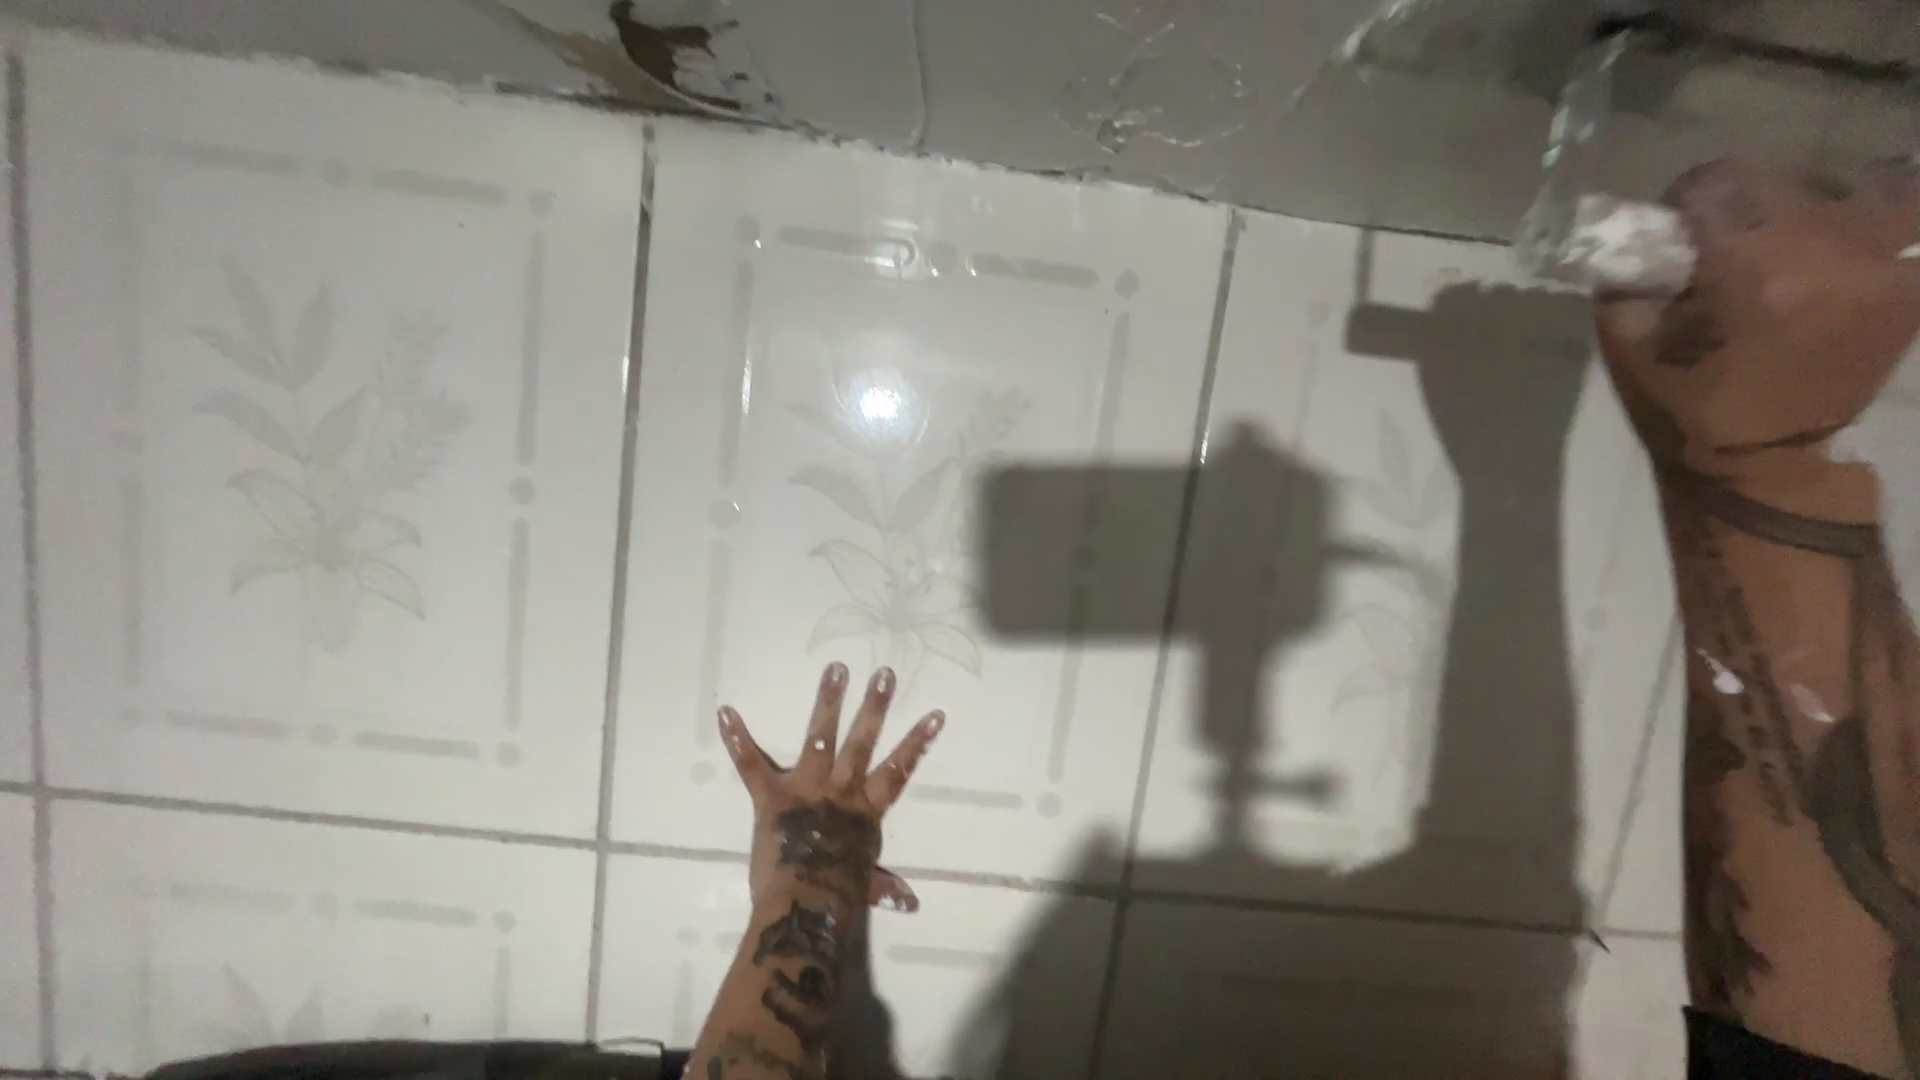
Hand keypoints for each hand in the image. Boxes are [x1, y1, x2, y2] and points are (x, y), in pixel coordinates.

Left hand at [718, 662, 944, 913]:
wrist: (801, 905)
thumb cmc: (837, 896)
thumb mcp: (864, 887)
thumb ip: (884, 886)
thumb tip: (911, 904)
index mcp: (865, 809)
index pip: (898, 769)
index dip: (918, 742)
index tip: (935, 713)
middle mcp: (840, 789)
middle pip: (861, 741)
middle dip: (874, 706)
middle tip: (884, 672)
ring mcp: (806, 787)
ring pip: (820, 737)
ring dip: (828, 701)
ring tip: (836, 668)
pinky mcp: (771, 795)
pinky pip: (751, 764)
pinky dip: (737, 738)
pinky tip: (726, 710)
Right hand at [1594, 157, 1919, 518]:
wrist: (1772, 456)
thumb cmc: (1688, 404)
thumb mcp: (1629, 347)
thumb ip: (1626, 282)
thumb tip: (1632, 236)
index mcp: (1755, 272)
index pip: (1722, 182)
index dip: (1686, 198)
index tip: (1673, 227)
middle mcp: (1835, 253)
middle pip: (1783, 179)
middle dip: (1740, 206)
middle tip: (1718, 244)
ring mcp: (1890, 263)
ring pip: (1846, 186)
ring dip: (1800, 210)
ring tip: (1776, 250)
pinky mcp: (1916, 278)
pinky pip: (1896, 216)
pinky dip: (1856, 225)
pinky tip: (1823, 256)